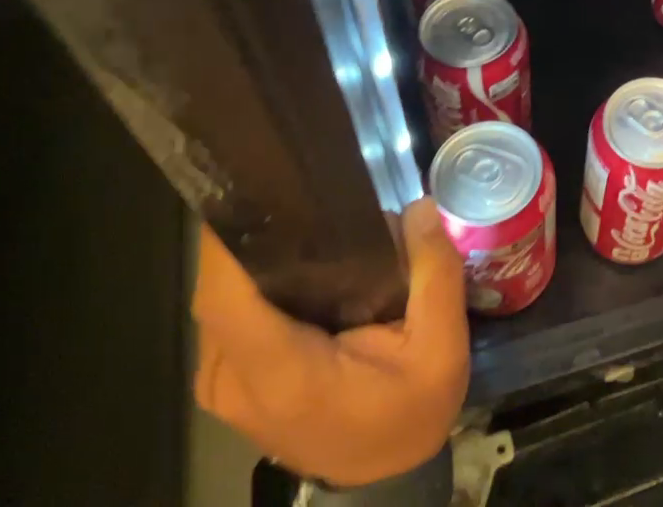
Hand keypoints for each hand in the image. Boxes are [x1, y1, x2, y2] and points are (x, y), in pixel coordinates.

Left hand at [191, 199, 469, 486]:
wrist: (382, 476)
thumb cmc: (409, 414)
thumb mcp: (442, 347)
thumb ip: (434, 276)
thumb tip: (420, 207)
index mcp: (283, 374)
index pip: (227, 298)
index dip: (227, 240)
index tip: (256, 186)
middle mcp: (234, 381)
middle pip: (221, 290)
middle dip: (255, 236)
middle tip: (304, 191)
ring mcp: (221, 385)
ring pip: (220, 299)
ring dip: (252, 259)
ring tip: (305, 220)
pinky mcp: (225, 382)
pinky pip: (228, 317)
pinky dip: (252, 284)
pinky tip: (296, 264)